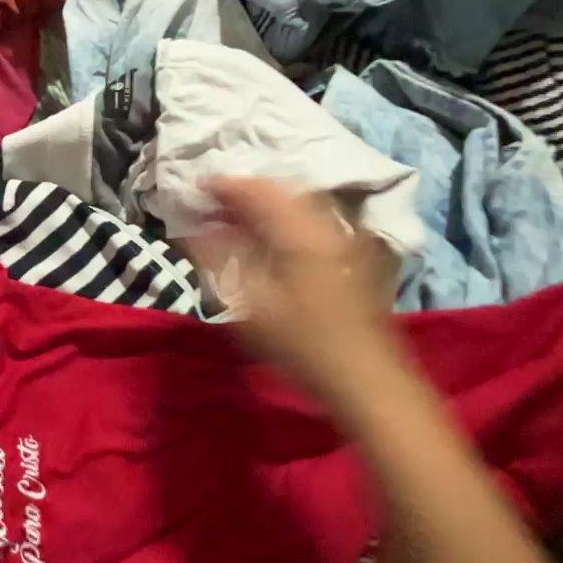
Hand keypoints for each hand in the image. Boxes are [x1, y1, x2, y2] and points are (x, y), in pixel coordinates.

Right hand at [185, 176, 403, 399]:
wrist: (365, 377)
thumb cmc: (302, 345)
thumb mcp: (250, 304)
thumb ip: (221, 258)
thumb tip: (197, 228)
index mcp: (299, 233)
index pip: (257, 191)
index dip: (224, 185)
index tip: (196, 186)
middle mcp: (326, 225)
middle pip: (283, 188)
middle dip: (247, 189)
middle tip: (216, 202)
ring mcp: (345, 237)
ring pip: (301, 201)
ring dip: (268, 200)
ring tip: (239, 216)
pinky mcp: (353, 253)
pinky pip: (314, 217)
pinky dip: (287, 214)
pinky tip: (272, 234)